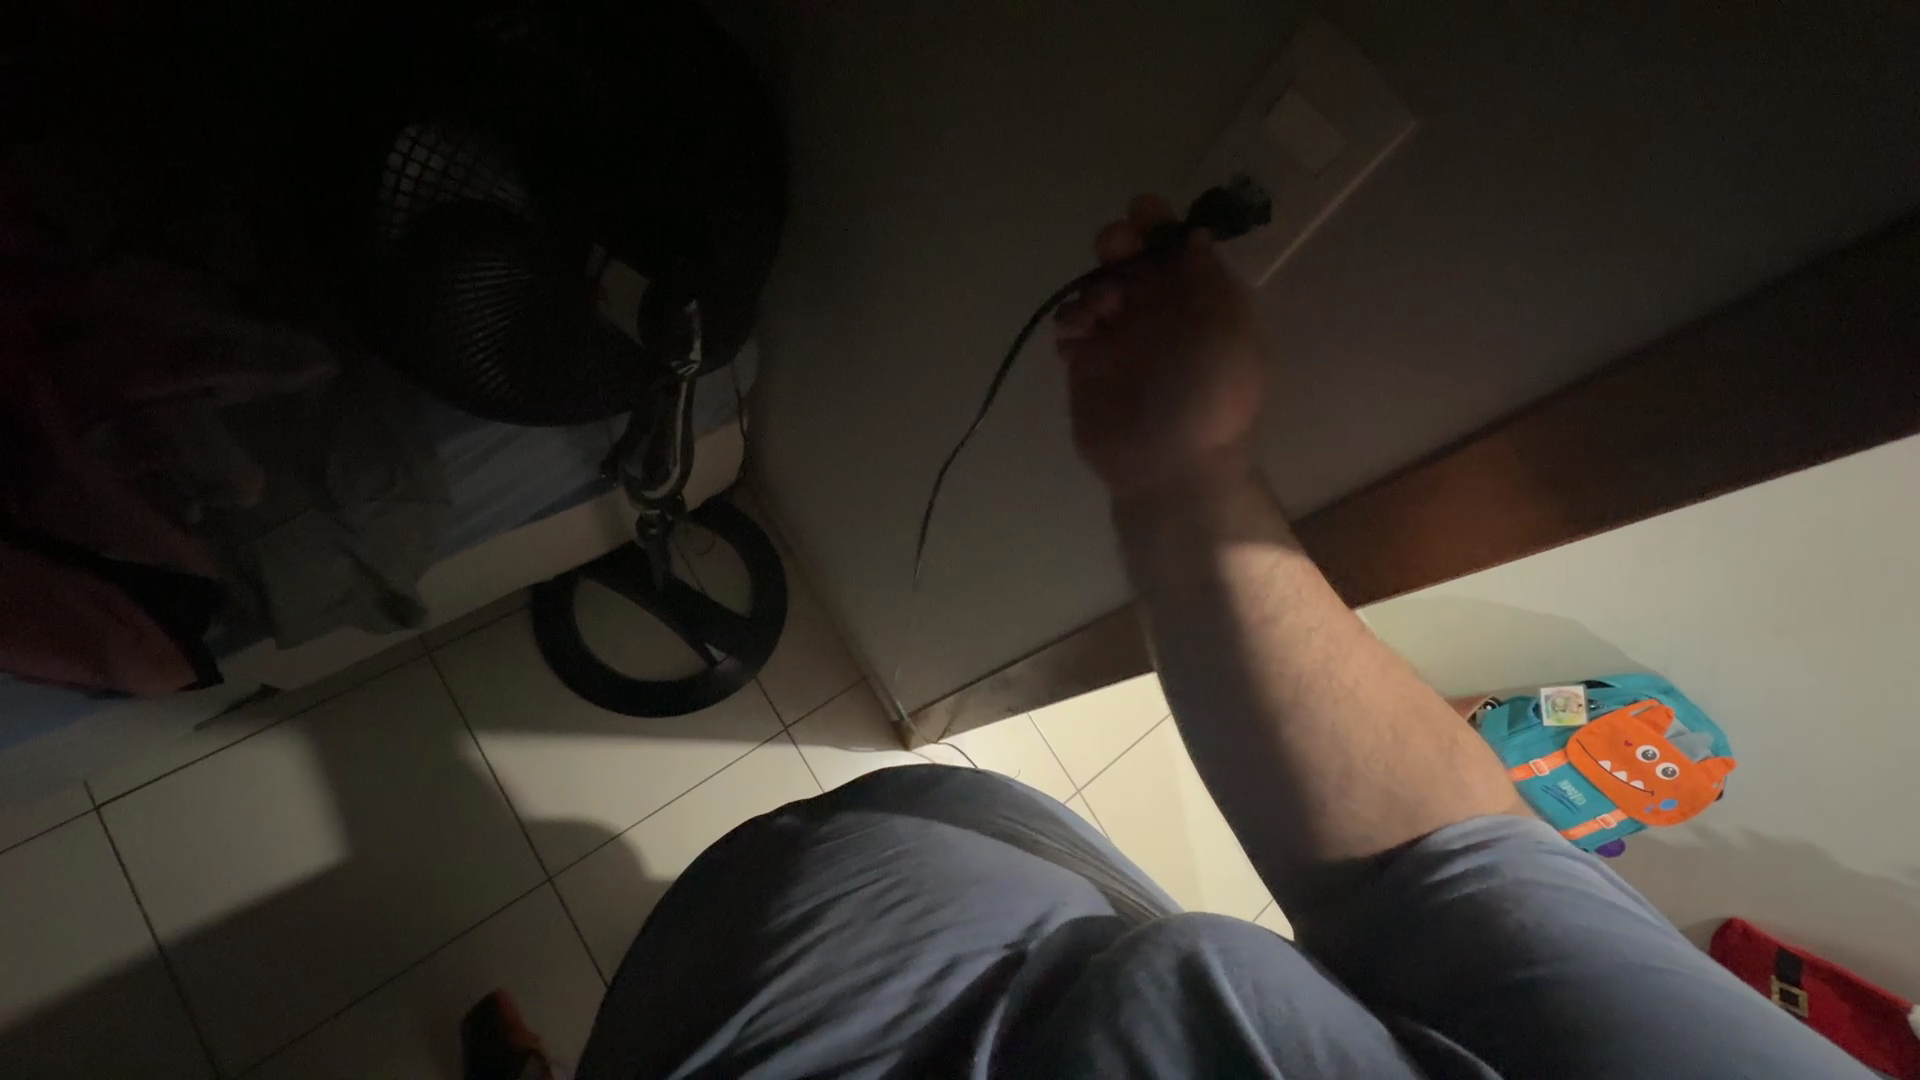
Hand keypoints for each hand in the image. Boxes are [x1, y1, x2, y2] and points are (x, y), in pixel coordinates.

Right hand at [1055, 194, 1268, 499]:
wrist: (1167, 469)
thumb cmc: (1205, 399)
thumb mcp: (1225, 331)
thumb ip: (1207, 279)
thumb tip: (1192, 236)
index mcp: (1202, 304)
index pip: (1178, 250)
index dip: (1160, 225)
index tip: (1141, 211)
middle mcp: (1161, 316)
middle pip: (1133, 262)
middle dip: (1119, 246)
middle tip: (1111, 248)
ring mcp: (1121, 342)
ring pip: (1098, 289)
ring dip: (1092, 287)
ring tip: (1095, 314)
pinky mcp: (1087, 367)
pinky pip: (1072, 327)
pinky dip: (1069, 322)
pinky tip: (1074, 338)